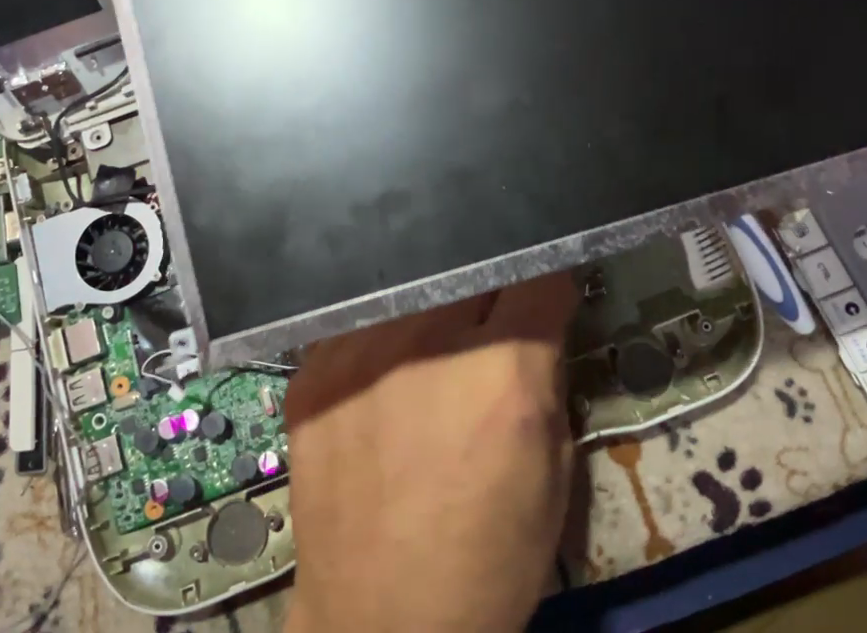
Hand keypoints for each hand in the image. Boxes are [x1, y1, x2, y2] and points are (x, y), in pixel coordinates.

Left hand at [282, 273, 576, 632]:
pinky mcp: (312, 369)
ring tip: (432, 333)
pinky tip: (382, 364)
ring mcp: (359, 351)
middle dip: (490, 285)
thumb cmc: (488, 556)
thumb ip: (545, 380)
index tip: (545, 289)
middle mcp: (426, 342)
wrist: (383, 616)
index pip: (538, 276)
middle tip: (490, 313)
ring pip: (408, 285)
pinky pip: (357, 321)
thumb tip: (536, 322)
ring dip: (430, 301)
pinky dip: (380, 331)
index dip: (549, 279)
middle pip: (470, 268)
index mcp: (502, 370)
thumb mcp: (553, 471)